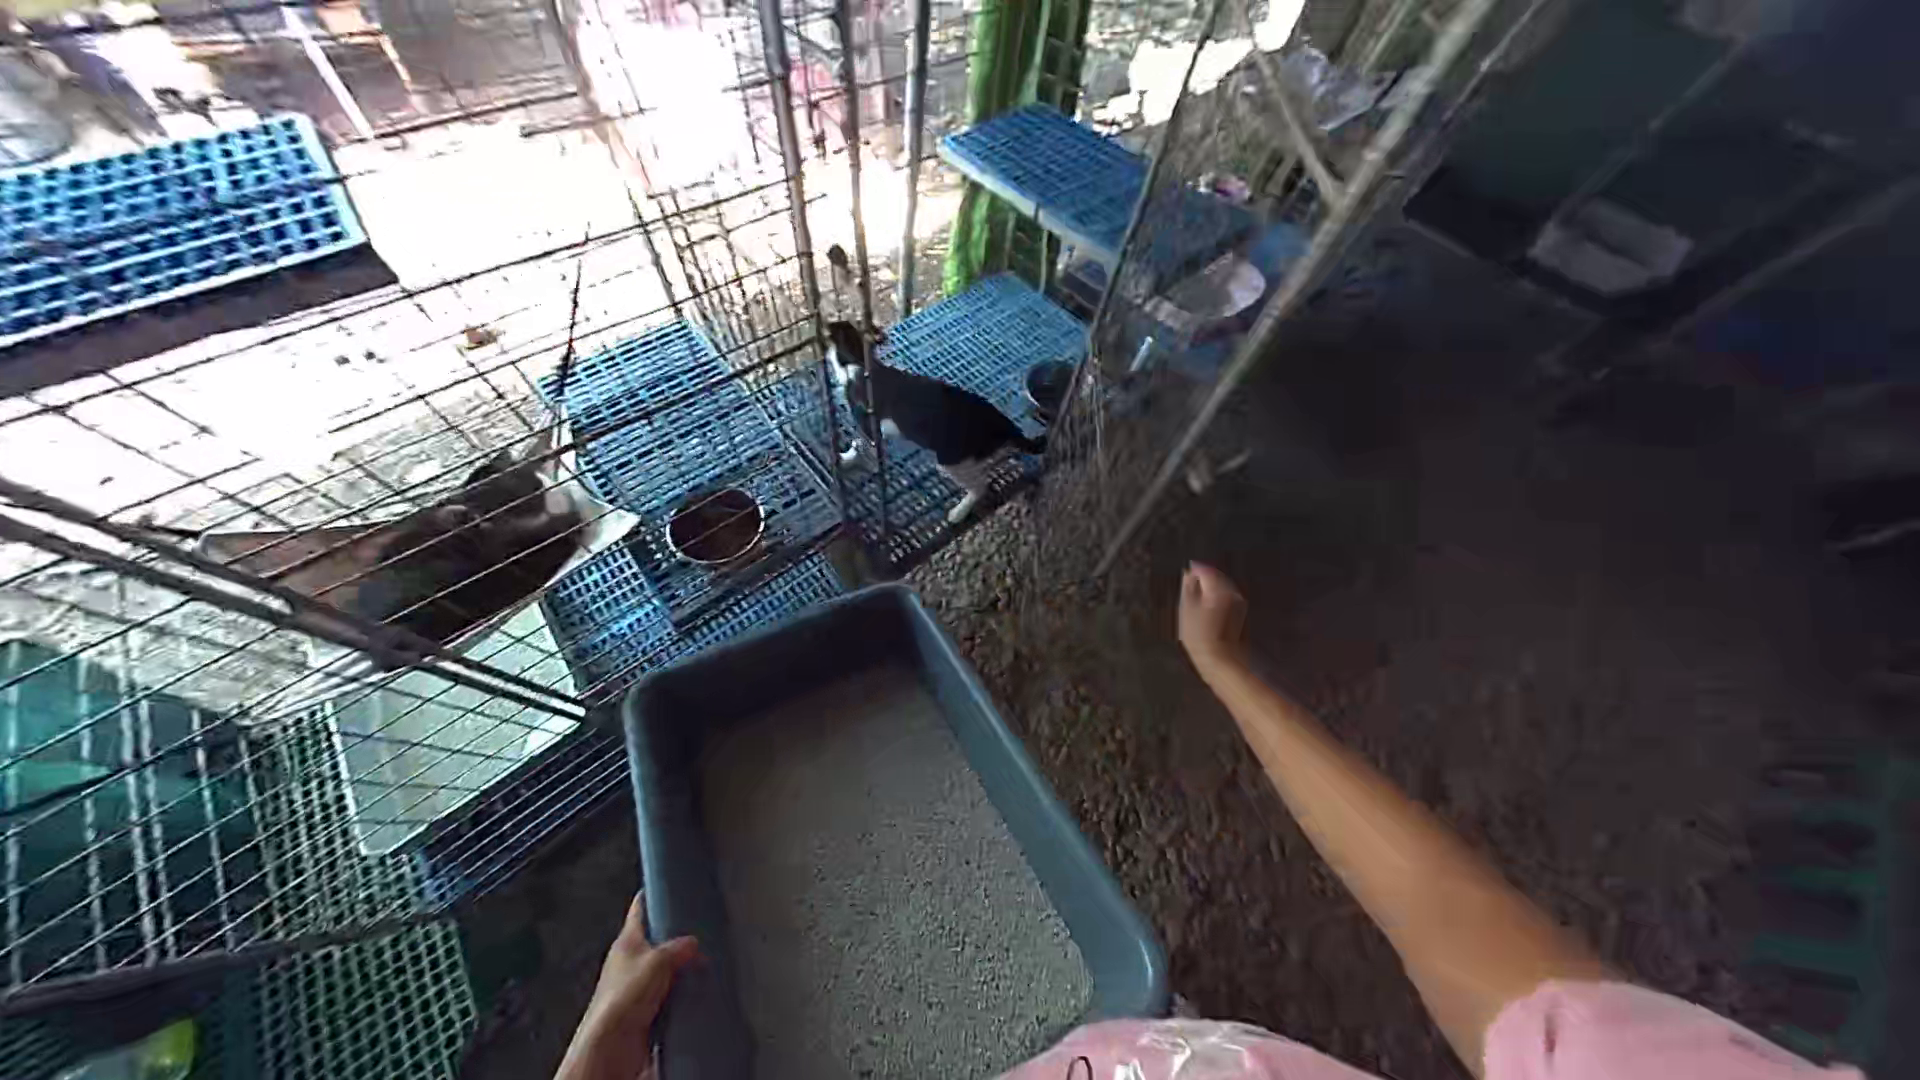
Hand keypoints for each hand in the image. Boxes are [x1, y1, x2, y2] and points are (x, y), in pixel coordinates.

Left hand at [555, 895, 698, 1079]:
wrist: (611, 1049)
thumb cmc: (625, 998)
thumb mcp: (659, 961)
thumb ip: (679, 947)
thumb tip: (693, 944)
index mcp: (627, 941)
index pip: (640, 907)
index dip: (653, 893)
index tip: (667, 882)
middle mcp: (629, 961)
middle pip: (655, 938)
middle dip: (676, 935)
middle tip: (700, 926)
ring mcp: (636, 987)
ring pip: (664, 967)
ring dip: (681, 967)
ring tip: (703, 959)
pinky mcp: (644, 1010)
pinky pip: (668, 993)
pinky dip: (681, 991)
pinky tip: (696, 988)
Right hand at [1178, 562, 1247, 674]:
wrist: (1219, 660)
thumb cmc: (1199, 637)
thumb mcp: (1186, 610)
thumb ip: (1188, 588)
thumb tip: (1188, 573)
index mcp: (1217, 590)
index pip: (1206, 571)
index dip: (1195, 571)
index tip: (1186, 574)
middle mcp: (1232, 593)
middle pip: (1217, 577)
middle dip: (1204, 579)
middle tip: (1190, 585)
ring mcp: (1239, 603)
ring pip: (1223, 587)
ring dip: (1211, 588)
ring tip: (1198, 598)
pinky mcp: (1241, 613)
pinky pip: (1228, 597)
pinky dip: (1218, 598)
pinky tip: (1209, 608)